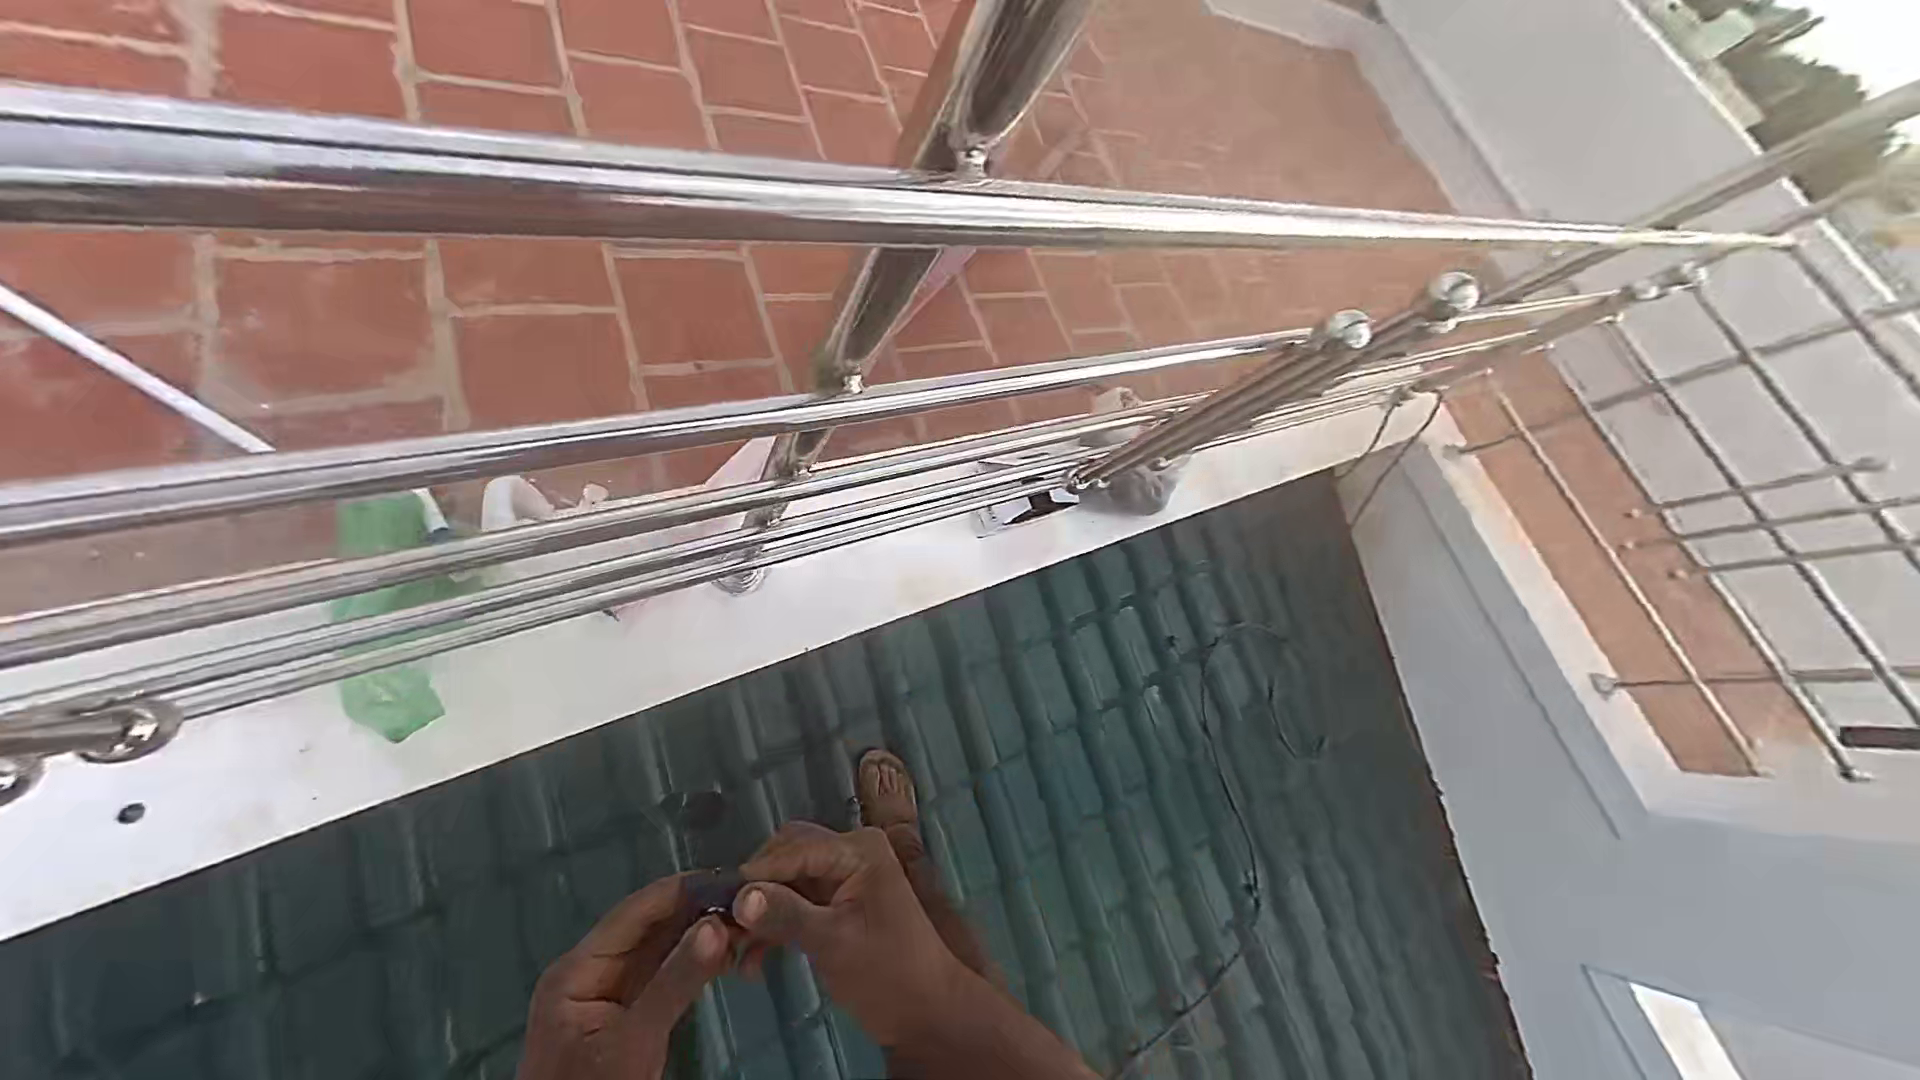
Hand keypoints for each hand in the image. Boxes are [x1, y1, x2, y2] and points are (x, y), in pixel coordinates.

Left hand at [519, 873, 733, 1079]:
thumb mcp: (633, 1044)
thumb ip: (675, 980)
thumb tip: (717, 923)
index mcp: (578, 968)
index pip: (639, 909)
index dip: (685, 889)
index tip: (734, 880)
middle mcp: (593, 969)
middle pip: (653, 923)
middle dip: (700, 911)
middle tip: (750, 903)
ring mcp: (610, 990)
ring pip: (664, 945)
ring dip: (703, 934)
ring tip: (748, 925)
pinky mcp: (629, 1011)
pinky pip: (666, 970)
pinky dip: (697, 960)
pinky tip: (729, 954)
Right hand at [731, 822, 970, 1045]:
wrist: (925, 1010)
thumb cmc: (887, 971)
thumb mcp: (833, 943)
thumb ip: (787, 915)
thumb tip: (740, 896)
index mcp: (858, 848)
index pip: (796, 848)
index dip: (756, 872)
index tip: (716, 901)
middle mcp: (850, 851)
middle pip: (788, 856)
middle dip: (755, 889)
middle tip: (723, 926)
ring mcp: (843, 876)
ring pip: (787, 880)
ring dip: (760, 911)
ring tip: (734, 952)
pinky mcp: (836, 902)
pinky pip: (794, 902)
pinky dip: (774, 924)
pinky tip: (753, 961)